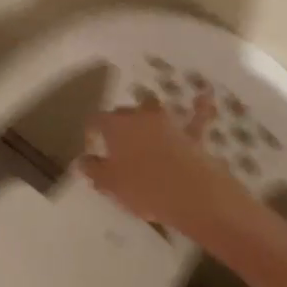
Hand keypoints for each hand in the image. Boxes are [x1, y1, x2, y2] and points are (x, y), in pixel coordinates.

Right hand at [79, 94, 250, 234]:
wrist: (191, 193)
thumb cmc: (143, 188)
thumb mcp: (109, 184)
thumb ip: (93, 169)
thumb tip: (81, 160)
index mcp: (116, 126)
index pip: (96, 119)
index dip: (91, 130)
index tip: (91, 143)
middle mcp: (141, 116)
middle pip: (124, 112)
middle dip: (118, 123)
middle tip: (115, 143)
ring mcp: (169, 122)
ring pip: (154, 109)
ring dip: (148, 114)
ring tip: (144, 123)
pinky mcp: (192, 133)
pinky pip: (197, 115)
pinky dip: (199, 105)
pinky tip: (206, 93)